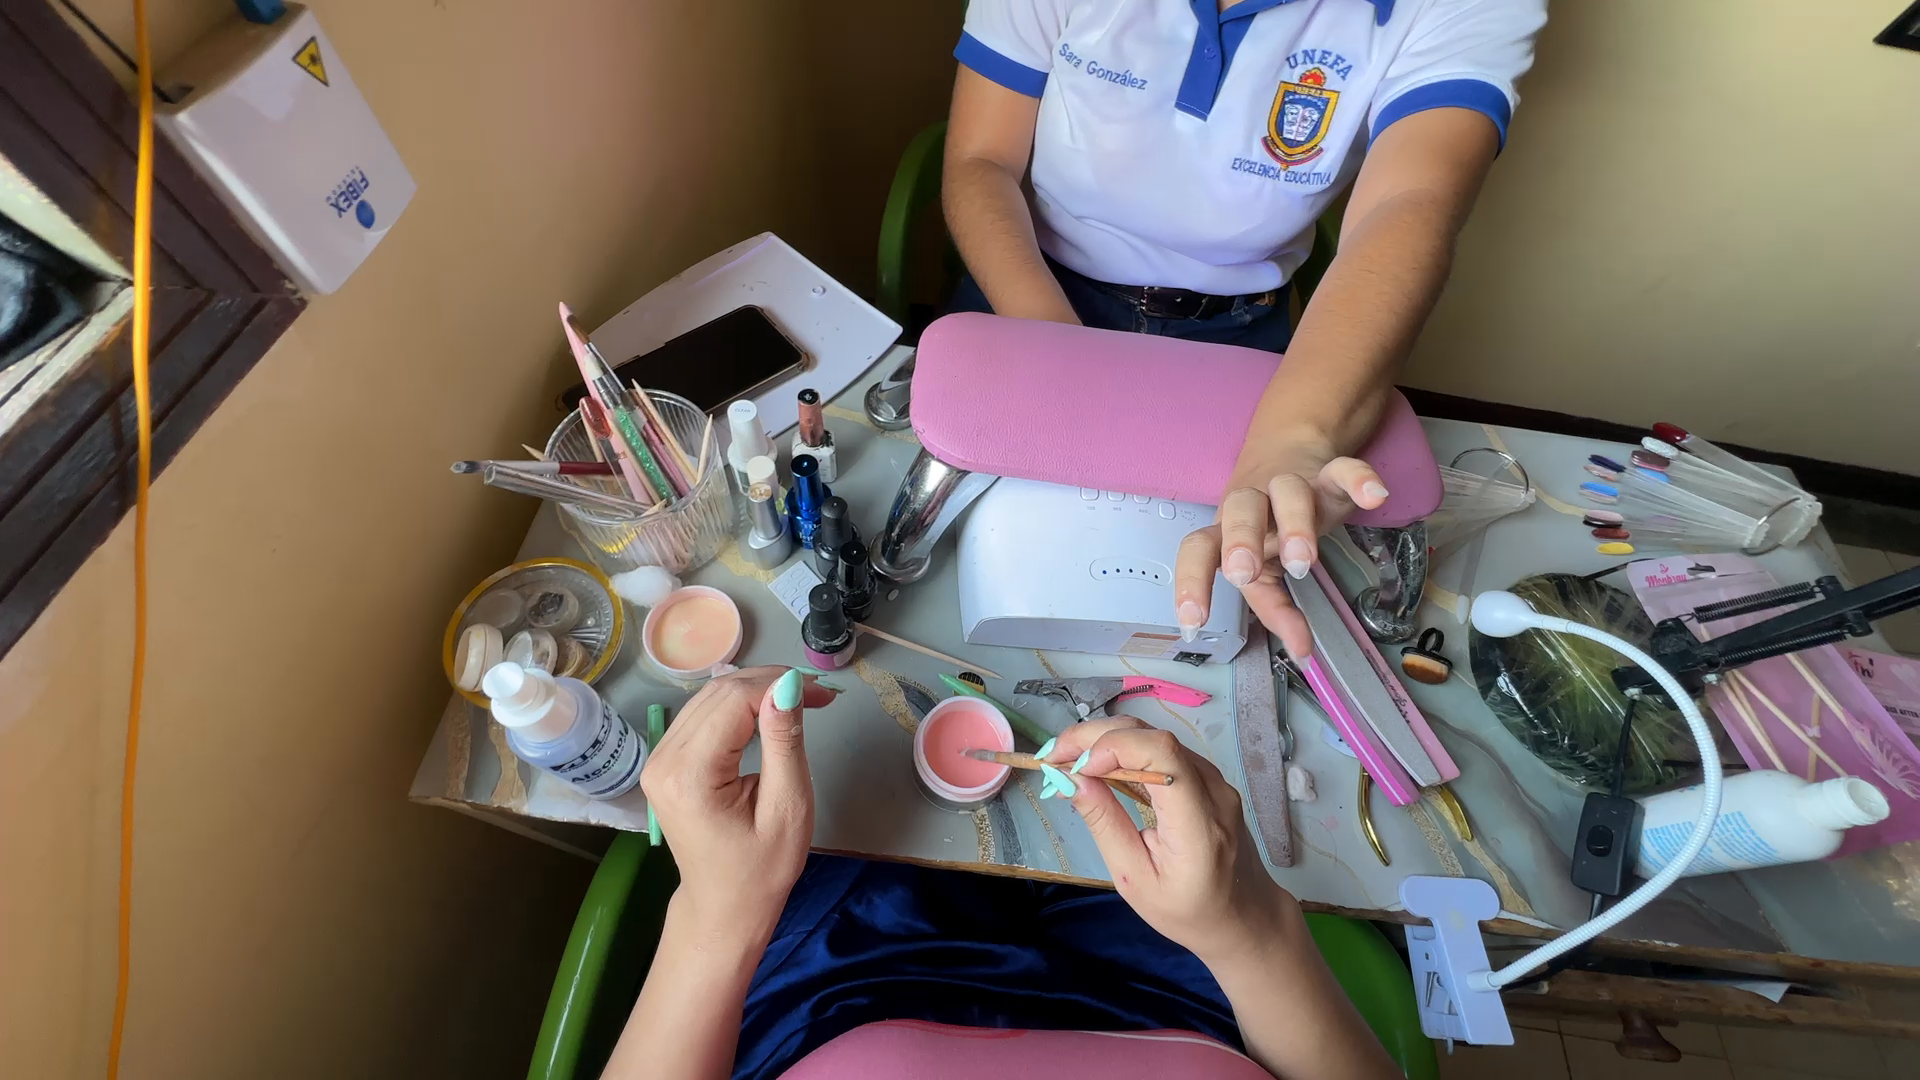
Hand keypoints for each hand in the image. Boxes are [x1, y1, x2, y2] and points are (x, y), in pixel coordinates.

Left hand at [639, 667, 836, 939]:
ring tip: (801, 700)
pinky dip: (742, 702)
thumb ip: (785, 742)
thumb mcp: (787, 807)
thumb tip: (789, 685)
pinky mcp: (667, 758)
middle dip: (773, 682)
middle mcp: (664, 759)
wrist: (725, 908)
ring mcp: (660, 757)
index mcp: (690, 775)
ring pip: (712, 695)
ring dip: (759, 688)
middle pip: (721, 691)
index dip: (781, 685)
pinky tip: (770, 710)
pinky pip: (705, 711)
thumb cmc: (762, 868)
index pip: (735, 700)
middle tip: (820, 696)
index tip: (825, 696)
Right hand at [1042, 717, 1295, 966]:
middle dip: (1094, 736)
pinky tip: (1097, 764)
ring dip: (1104, 739)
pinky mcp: (1207, 776)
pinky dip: (1122, 748)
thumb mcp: (1135, 879)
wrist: (1246, 918)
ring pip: (1152, 735)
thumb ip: (1105, 824)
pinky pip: (1160, 748)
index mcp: (1198, 826)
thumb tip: (1070, 778)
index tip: (1074, 768)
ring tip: (1067, 758)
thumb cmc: (1188, 912)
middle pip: (1151, 736)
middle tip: (1053, 755)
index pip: (1161, 754)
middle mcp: (1213, 791)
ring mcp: (1214, 779)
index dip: (1113, 747)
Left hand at [1175, 442, 1387, 657]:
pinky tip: (1373, 498)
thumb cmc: (1265, 524)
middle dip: (1239, 541)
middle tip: (1243, 575)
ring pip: (1287, 491)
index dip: (1191, 582)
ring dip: (1294, 523)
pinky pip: (1344, 470)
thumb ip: (1273, 607)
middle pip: (1239, 509)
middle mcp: (1252, 504)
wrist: (1287, 452)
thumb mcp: (1263, 566)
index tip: (1192, 622)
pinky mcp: (1330, 474)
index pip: (1198, 550)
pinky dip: (1359, 481)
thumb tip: (1301, 651)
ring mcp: (1290, 485)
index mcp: (1226, 530)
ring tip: (1304, 561)